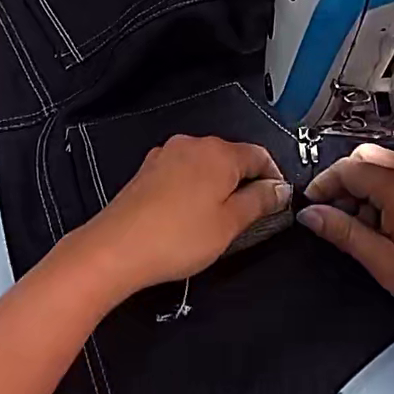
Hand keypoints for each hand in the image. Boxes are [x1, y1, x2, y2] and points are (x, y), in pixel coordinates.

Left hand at [63, 136, 290, 298]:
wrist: (113, 250)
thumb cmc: (178, 237)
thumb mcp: (230, 224)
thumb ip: (260, 201)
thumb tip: (280, 189)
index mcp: (219, 152)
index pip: (260, 155)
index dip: (274, 178)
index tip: (277, 202)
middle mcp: (193, 144)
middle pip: (232, 157)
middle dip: (245, 182)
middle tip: (250, 217)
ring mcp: (166, 154)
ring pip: (206, 165)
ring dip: (218, 186)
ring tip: (217, 220)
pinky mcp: (147, 170)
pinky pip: (182, 172)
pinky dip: (193, 188)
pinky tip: (188, 216)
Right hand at [297, 145, 393, 365]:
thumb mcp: (388, 267)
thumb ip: (346, 234)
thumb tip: (316, 216)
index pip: (351, 169)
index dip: (325, 184)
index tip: (314, 202)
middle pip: (372, 161)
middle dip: (347, 184)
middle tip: (333, 216)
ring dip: (371, 191)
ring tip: (365, 232)